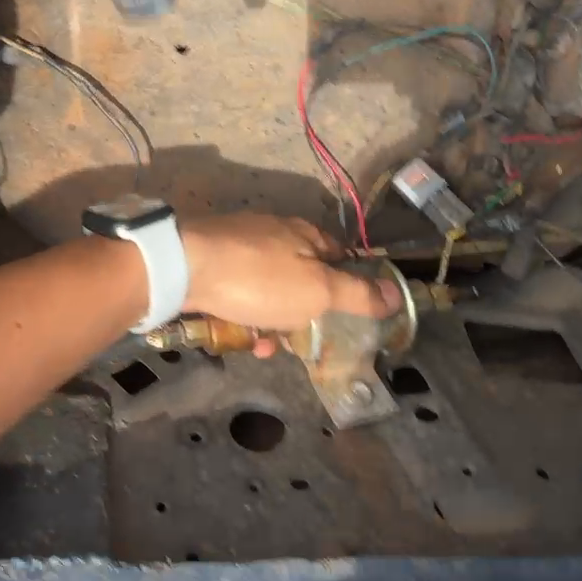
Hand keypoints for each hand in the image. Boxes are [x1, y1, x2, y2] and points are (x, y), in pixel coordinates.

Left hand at [179, 214, 395, 340]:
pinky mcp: (214, 263)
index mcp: (305, 233)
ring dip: (274, 322)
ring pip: (271, 290)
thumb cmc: (258, 278)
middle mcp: (274, 233)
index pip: (341, 256)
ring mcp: (241, 247)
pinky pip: (241, 294)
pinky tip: (245, 338)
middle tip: (303, 340)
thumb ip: (356, 293)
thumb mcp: (317, 290)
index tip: (351, 316)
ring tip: (268, 347)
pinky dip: (247, 317)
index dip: (351, 286)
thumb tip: (397, 292)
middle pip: (304, 276)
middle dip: (306, 313)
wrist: (184, 266)